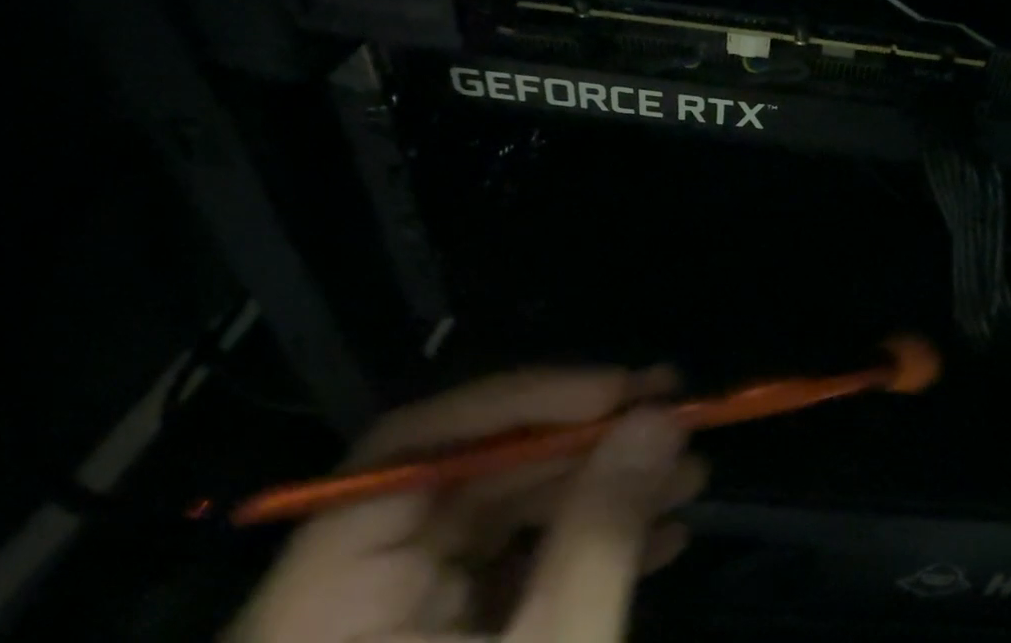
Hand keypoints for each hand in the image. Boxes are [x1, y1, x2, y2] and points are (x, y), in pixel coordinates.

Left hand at [226, 367, 705, 642]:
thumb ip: (603, 531)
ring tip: (687, 473)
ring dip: (593, 491)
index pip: (411, 450)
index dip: (521, 403)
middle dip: (579, 444)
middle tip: (674, 414)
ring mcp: (390, 626)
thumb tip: (658, 418)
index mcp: (323, 606)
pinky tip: (659, 534)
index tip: (620, 392)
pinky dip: (580, 547)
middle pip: (463, 479)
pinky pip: (508, 572)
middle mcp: (343, 600)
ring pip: (496, 521)